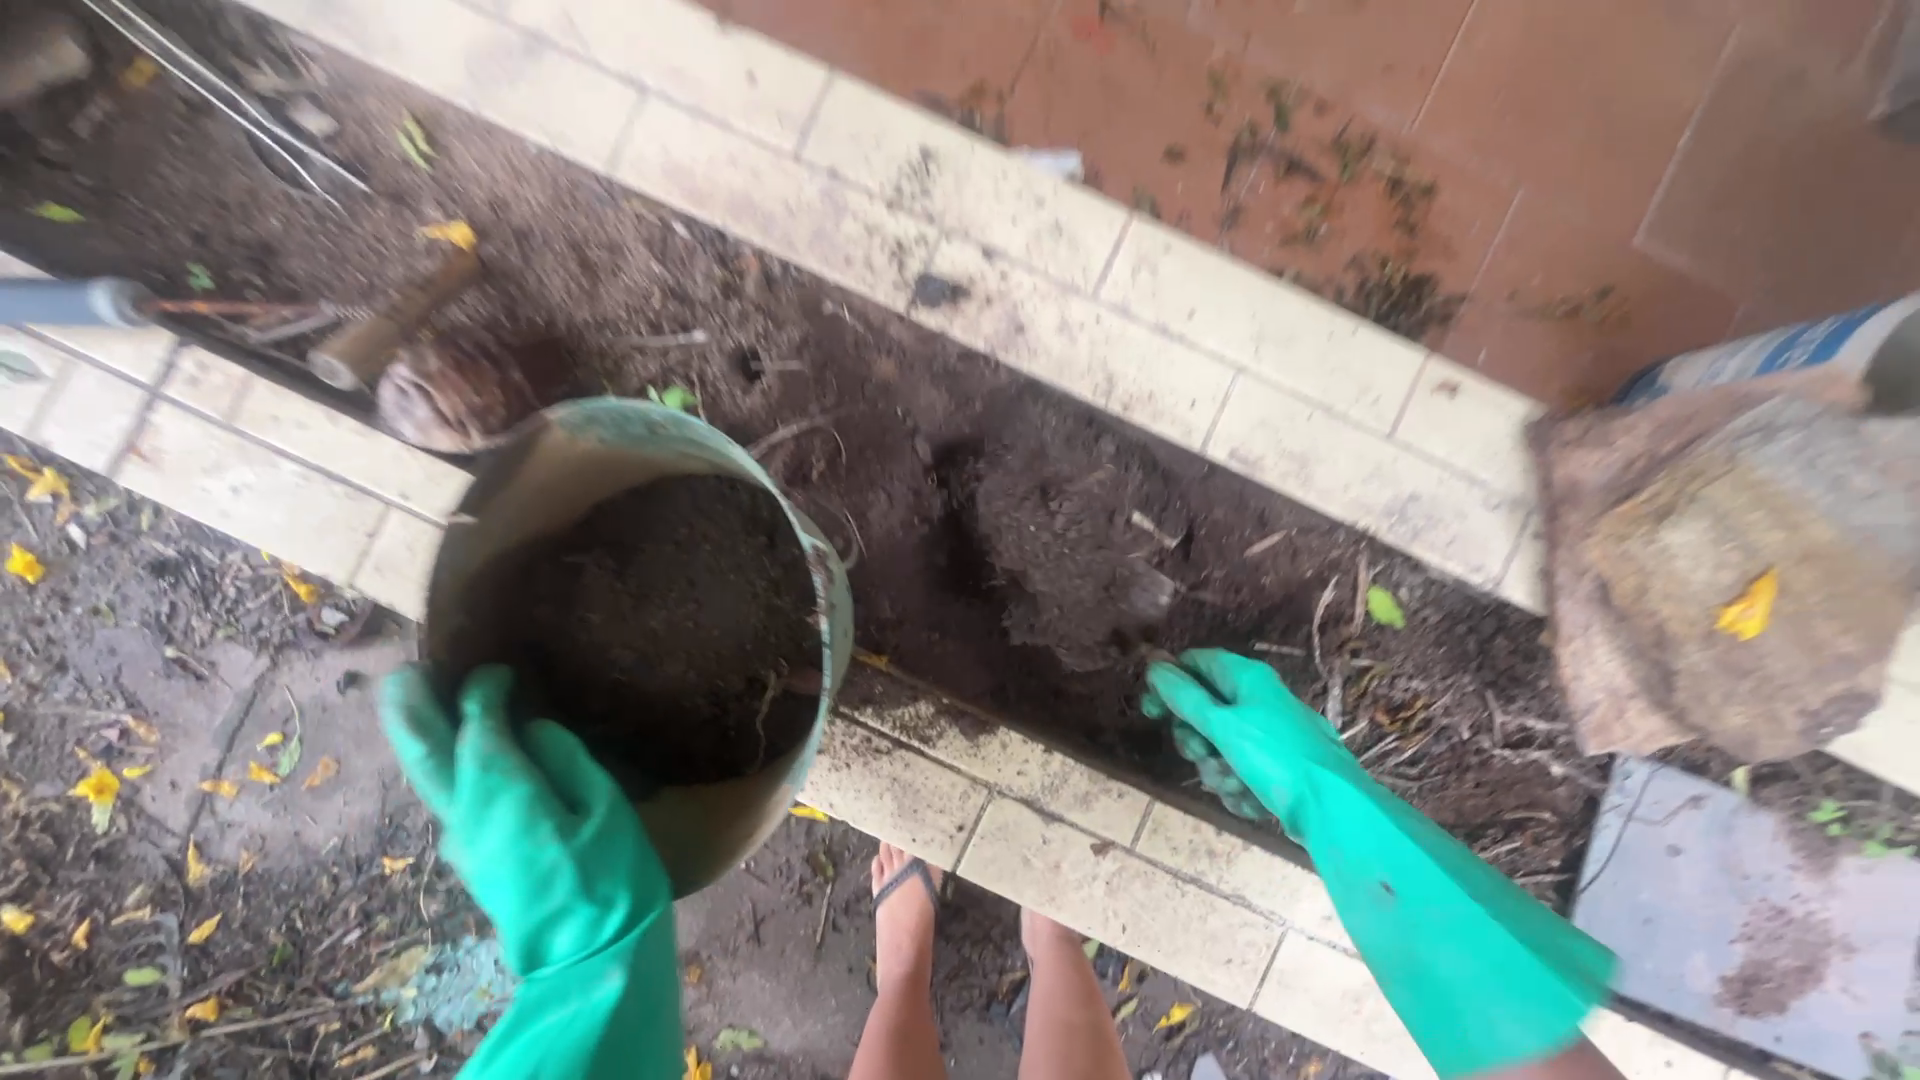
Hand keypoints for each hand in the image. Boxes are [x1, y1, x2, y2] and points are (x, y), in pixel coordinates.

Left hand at [379, 664, 669, 976]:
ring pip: (430, 778)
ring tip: (421, 701)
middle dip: (411, 708)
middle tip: (405, 672)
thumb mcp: (606, 806)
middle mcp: (468, 814)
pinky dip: (445, 766)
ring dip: (421, 736)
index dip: (483, 692)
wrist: (588, 957)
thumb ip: (566, 759)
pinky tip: (462, 756)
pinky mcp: (472, 860)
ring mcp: (463, 842)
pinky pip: (450, 799)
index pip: (479, 728)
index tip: (498, 670)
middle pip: (426, 752)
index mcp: (504, 793)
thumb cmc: (611, 876)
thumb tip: (534, 730)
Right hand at [1143, 649, 1352, 830]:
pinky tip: (1253, 799)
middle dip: (1196, 739)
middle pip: (1202, 710)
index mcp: (1247, 679)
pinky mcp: (1272, 769)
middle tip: (1202, 753)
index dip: (1169, 683)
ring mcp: (1265, 737)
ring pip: (1216, 748)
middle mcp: (1256, 701)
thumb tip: (1154, 665)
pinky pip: (1236, 773)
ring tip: (1237, 784)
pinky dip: (1238, 789)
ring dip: (1218, 771)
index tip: (1150, 712)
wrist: (1334, 810)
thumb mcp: (1223, 726)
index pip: (1195, 663)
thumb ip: (1184, 697)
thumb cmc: (1276, 758)